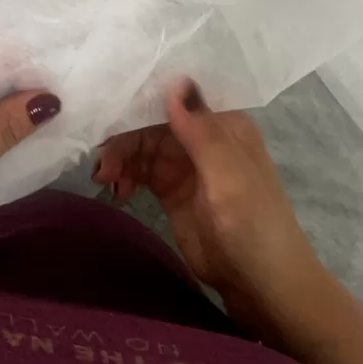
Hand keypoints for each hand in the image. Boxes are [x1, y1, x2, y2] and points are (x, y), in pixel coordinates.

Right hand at [93, 78, 320, 301]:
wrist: (259, 284)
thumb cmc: (253, 225)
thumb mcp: (228, 176)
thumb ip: (200, 130)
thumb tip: (175, 79)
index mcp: (224, 125)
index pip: (175, 98)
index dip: (139, 101)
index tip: (105, 113)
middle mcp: (203, 138)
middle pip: (149, 123)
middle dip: (122, 139)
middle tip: (103, 168)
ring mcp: (185, 165)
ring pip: (139, 147)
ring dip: (118, 159)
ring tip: (105, 182)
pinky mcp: (171, 190)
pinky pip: (138, 171)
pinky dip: (123, 177)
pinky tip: (117, 193)